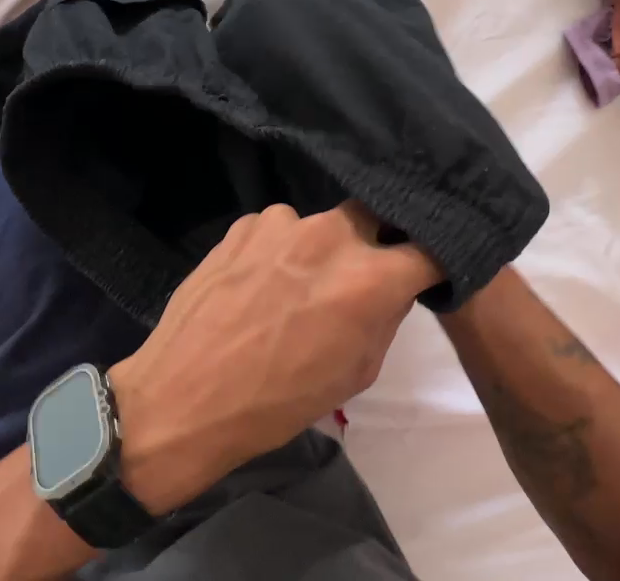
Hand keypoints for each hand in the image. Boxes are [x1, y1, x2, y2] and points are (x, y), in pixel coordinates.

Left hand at [107, 202, 439, 512]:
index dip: (433, 261)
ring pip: (319, 225)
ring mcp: (280, 222)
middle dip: (374, 243)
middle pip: (372, 218)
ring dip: (318, 249)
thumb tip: (393, 287)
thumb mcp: (356, 372)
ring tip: (291, 289)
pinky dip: (278, 252)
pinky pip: (276, 231)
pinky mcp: (241, 223)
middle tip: (357, 277)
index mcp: (368, 277)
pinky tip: (256, 284)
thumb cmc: (280, 400)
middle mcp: (329, 234)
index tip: (427, 271)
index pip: (428, 249)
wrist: (187, 394)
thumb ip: (384, 317)